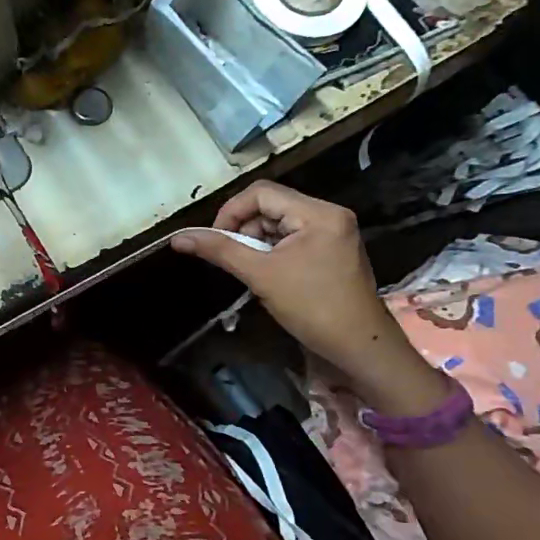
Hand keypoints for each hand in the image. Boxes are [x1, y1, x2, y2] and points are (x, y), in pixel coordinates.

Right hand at [171, 181, 446, 414]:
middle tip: (232, 258)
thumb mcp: (261, 276)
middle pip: (271, 205)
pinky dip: (273, 251)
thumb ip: (220, 250)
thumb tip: (179, 238)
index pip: (261, 192)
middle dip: (244, 228)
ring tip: (250, 269)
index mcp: (318, 213)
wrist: (359, 346)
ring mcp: (334, 232)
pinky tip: (267, 273)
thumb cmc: (312, 308)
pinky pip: (293, 238)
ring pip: (280, 222)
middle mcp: (329, 214)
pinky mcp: (333, 249)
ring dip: (257, 241)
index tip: (215, 239)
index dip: (231, 211)